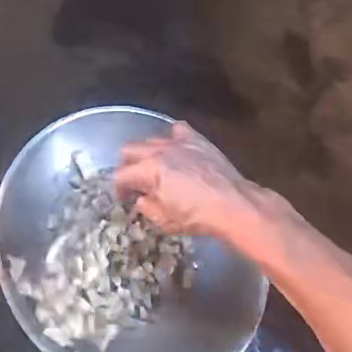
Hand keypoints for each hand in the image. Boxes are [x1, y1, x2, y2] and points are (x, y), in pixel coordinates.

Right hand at [113, 121, 269, 242]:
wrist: (233, 204)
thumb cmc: (197, 216)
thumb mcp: (165, 221)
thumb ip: (147, 207)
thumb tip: (142, 199)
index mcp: (148, 170)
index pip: (121, 175)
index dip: (118, 188)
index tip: (123, 198)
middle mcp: (159, 151)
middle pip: (130, 150)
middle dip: (128, 166)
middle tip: (135, 181)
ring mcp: (178, 142)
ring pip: (152, 140)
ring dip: (148, 153)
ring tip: (156, 167)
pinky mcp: (196, 140)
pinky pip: (178, 130)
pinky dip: (173, 138)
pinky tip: (176, 149)